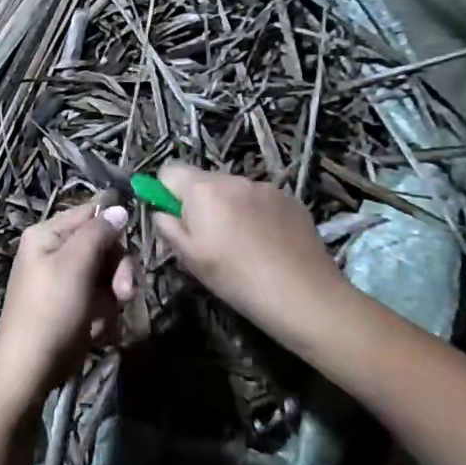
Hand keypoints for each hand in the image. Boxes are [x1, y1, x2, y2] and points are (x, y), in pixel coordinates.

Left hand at [0, 202, 134, 403]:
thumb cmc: (50, 310)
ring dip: (113, 297)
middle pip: (103, 246)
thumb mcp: (74, 265)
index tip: (128, 246)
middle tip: (123, 293)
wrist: (31, 367)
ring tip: (105, 317)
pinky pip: (101, 299)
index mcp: (47, 235)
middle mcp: (54, 252)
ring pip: (107, 275)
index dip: (113, 229)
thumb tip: (118, 207)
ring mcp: (64, 281)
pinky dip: (104, 314)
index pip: (90, 214)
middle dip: (117, 270)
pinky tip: (97, 330)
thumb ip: (98, 233)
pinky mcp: (73, 306)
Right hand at [152, 161, 350, 336]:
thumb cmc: (234, 276)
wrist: (303, 294)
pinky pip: (260, 200)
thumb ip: (167, 226)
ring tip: (240, 243)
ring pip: (234, 191)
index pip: (169, 170)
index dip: (165, 190)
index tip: (172, 215)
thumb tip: (162, 212)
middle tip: (207, 237)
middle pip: (204, 180)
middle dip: (199, 201)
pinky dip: (255, 214)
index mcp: (203, 190)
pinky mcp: (291, 200)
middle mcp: (234, 179)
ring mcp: (266, 188)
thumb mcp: (188, 257)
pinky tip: (265, 243)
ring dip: (228, 207)